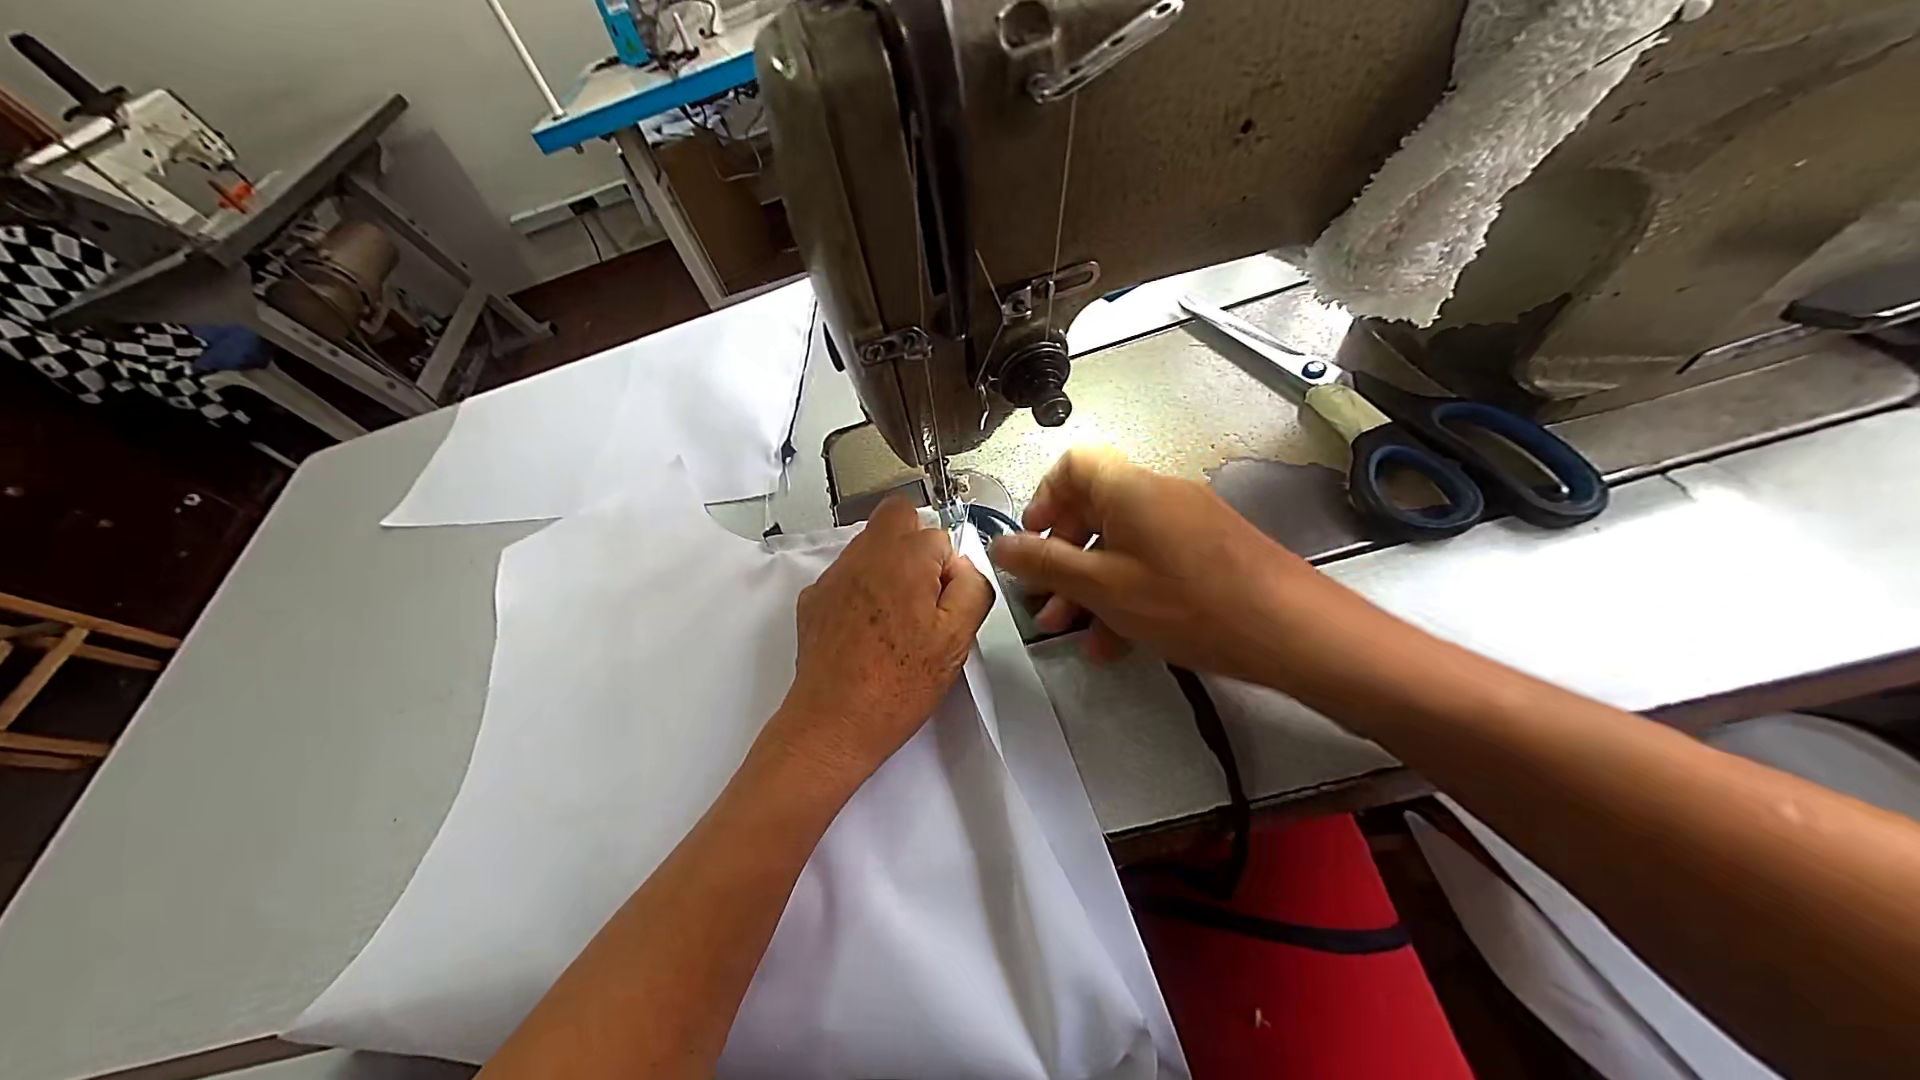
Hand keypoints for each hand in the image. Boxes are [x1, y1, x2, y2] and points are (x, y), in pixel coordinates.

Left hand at [768, 496, 994, 784]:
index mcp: (904, 559)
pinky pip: (847, 575)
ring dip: (889, 566)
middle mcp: (864, 556)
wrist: (834, 722)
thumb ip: (973, 587)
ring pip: (870, 544)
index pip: (939, 535)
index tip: (945, 600)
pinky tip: (870, 629)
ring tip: (896, 617)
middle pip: (897, 516)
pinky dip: (862, 589)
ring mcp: (834, 576)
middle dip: (916, 543)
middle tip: (923, 590)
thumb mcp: (957, 638)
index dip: (949, 569)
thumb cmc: (895, 686)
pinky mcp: (815, 598)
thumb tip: (964, 568)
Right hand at [988, 447, 1366, 681]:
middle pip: (1092, 509)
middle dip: (1059, 556)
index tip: (1032, 540)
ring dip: (1088, 585)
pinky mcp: (1206, 553)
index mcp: (1129, 488)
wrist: (1292, 633)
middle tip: (1043, 597)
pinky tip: (1114, 642)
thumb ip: (1045, 563)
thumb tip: (1001, 545)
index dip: (1042, 499)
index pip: (1072, 464)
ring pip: (1119, 544)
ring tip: (1069, 630)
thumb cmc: (1192, 603)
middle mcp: (1157, 496)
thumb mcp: (1104, 587)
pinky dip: (1125, 594)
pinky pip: (1150, 564)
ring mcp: (1185, 524)